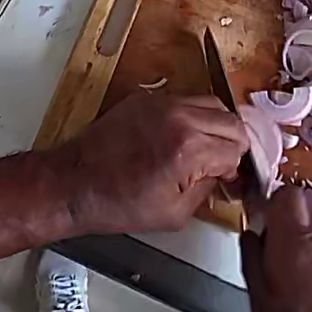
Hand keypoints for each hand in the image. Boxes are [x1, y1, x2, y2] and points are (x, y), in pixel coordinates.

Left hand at [46, 93, 247, 235]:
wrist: (74, 183)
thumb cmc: (117, 203)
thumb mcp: (175, 213)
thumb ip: (208, 189)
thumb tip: (222, 174)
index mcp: (189, 149)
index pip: (237, 150)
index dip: (234, 168)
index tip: (227, 177)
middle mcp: (180, 118)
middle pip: (232, 121)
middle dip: (232, 144)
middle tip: (221, 162)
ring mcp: (162, 104)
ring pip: (212, 102)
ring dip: (216, 125)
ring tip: (204, 147)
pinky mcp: (146, 98)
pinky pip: (185, 99)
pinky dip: (192, 115)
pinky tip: (181, 136)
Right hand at [240, 187, 311, 311]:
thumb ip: (254, 266)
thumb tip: (250, 242)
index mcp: (297, 244)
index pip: (285, 196)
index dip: (270, 206)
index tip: (260, 222)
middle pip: (302, 225)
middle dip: (286, 246)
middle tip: (273, 276)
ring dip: (308, 269)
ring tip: (299, 308)